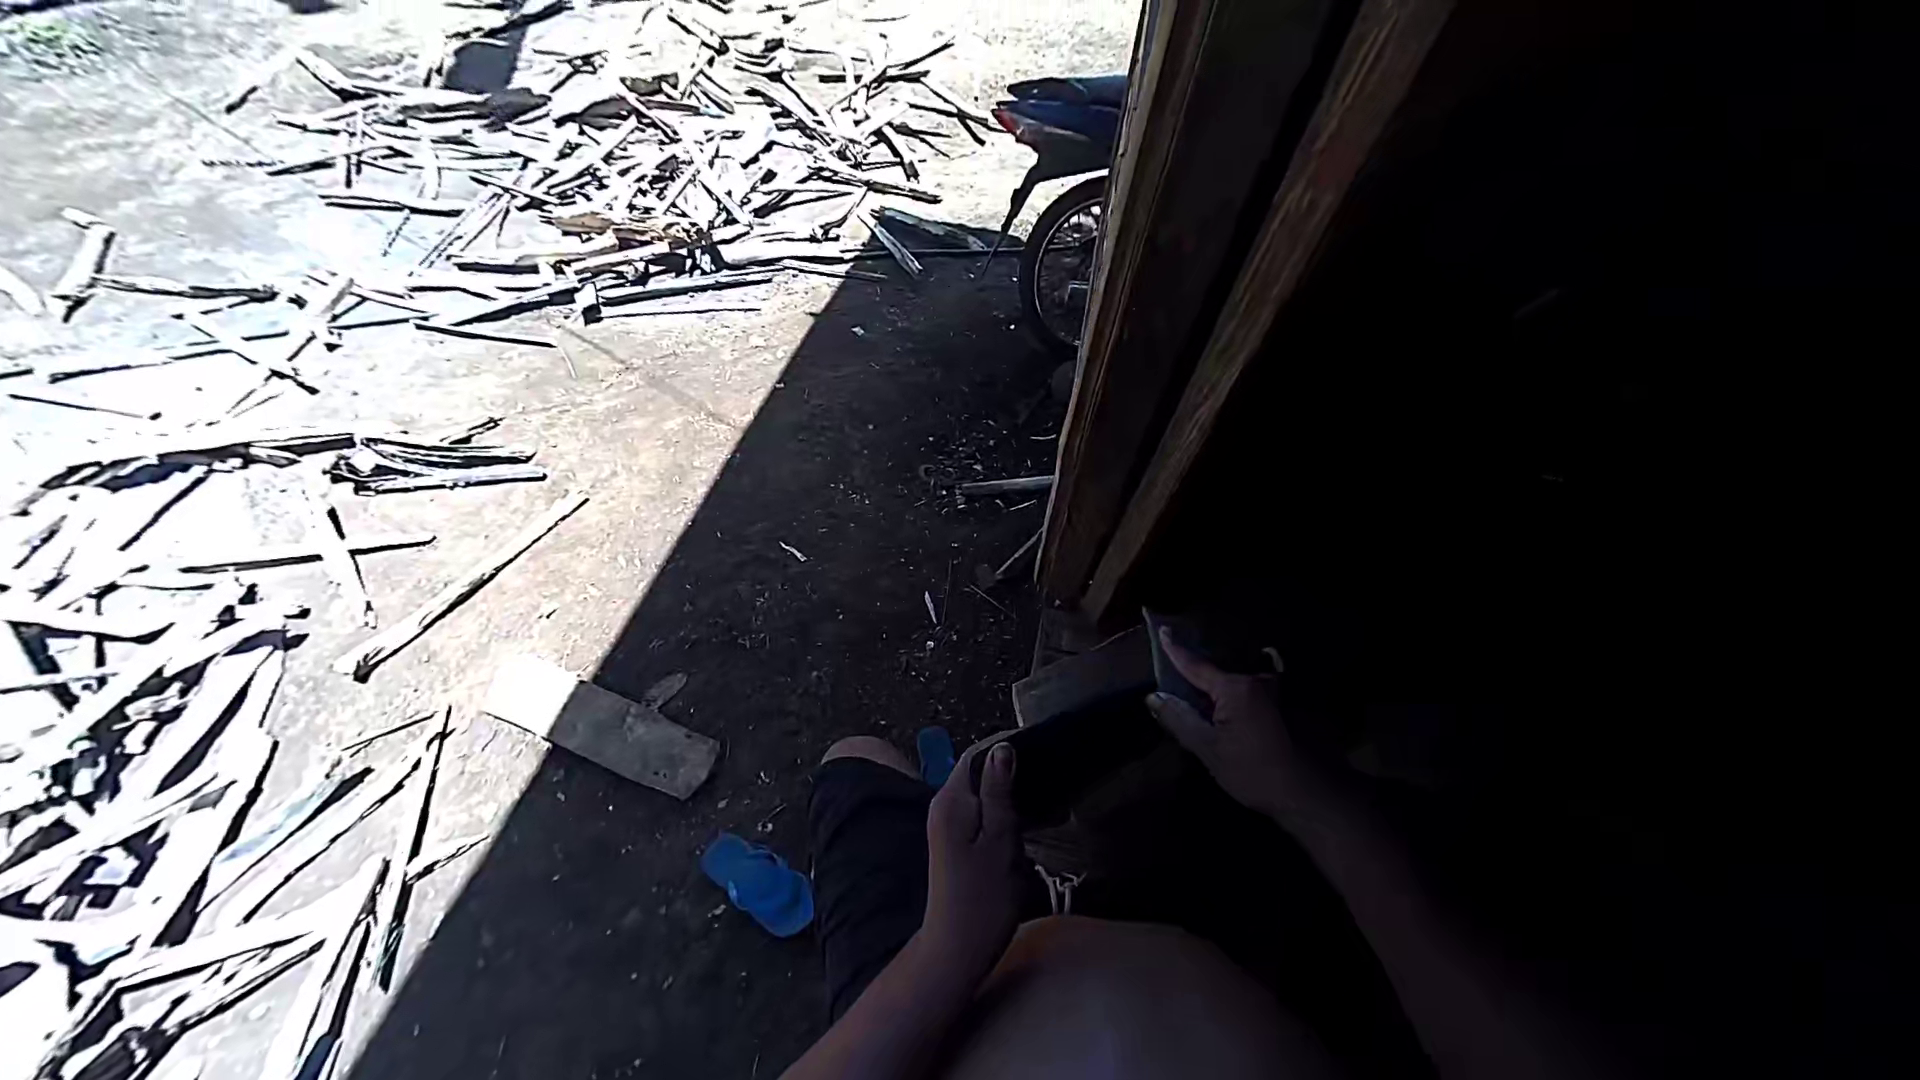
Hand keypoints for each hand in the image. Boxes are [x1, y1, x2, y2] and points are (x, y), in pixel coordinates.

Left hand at [921, 739, 1023, 975]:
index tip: (1041, 747)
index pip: (977, 754)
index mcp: (951, 799)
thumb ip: (999, 792)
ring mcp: (945, 821)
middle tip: (1048, 775)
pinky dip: (1000, 808)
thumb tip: (1003, 747)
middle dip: (1009, 769)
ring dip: (1008, 790)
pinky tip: (1024, 818)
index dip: (1005, 746)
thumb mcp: (999, 840)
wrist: (957, 948)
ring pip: (980, 790)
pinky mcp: (952, 838)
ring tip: (1043, 796)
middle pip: (977, 770)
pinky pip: (978, 808)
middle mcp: (942, 803)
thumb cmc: (983, 897)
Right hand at [1146, 628, 1328, 820]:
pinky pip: (1264, 691)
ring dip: (1229, 689)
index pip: (1195, 664)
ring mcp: (1283, 691)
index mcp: (1235, 688)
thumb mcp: (1210, 750)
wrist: (1319, 796)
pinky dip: (1252, 695)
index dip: (1176, 650)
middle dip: (1203, 678)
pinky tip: (1250, 713)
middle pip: (1221, 673)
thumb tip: (1154, 696)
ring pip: (1244, 682)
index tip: (1164, 629)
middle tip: (1187, 689)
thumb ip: (1179, 719)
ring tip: (1219, 706)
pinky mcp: (1299, 705)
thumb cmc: (1258, 773)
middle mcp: (1260, 680)